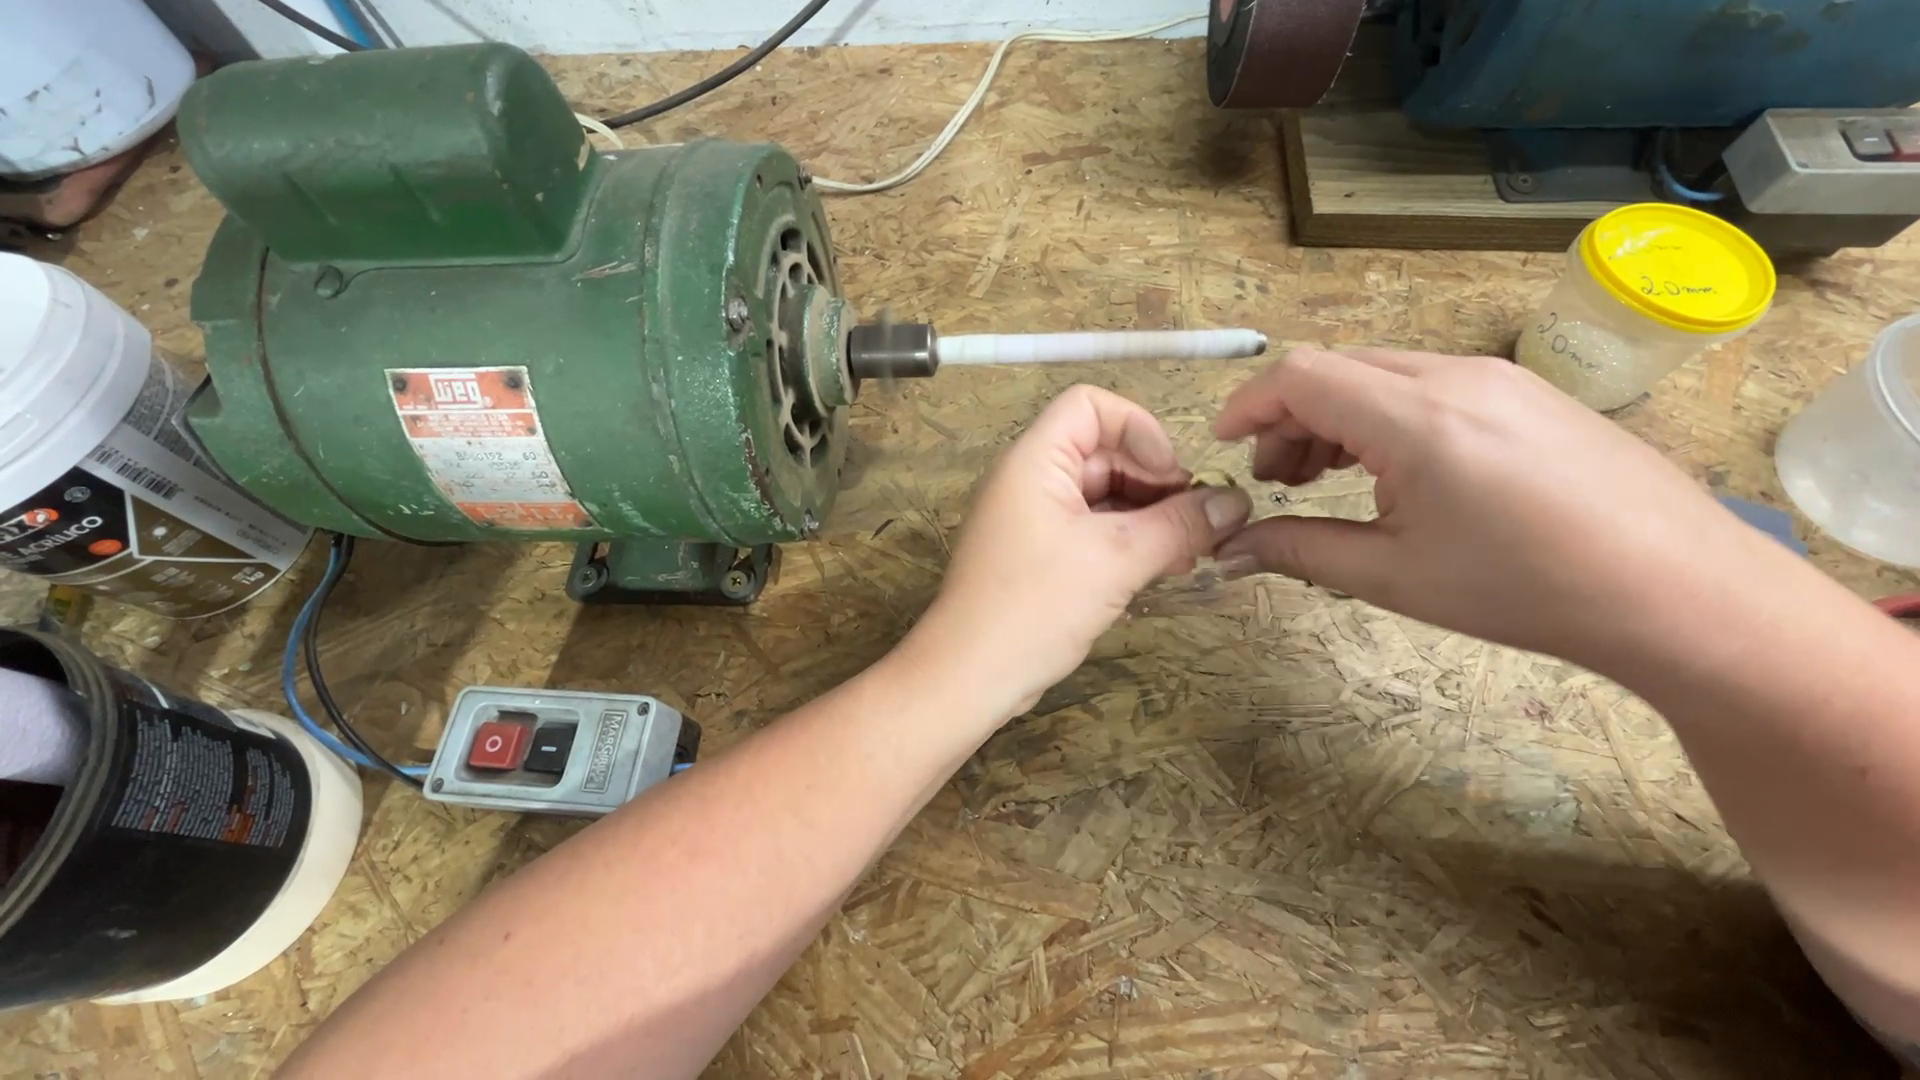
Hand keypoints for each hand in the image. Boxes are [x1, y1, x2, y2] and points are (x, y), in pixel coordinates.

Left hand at [903, 385, 1251, 717]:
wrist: (969, 675)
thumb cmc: (1035, 606)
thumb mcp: (1116, 560)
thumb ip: (1179, 525)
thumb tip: (1236, 502)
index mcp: (1036, 460)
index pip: (1092, 406)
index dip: (1140, 429)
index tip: (1173, 477)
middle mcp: (1031, 479)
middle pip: (1105, 453)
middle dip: (1156, 482)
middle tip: (1198, 526)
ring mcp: (1033, 519)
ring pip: (1103, 496)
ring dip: (1149, 518)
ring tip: (1187, 556)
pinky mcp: (1039, 555)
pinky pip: (1091, 530)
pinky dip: (1127, 543)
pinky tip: (1160, 570)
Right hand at [1214, 347, 1777, 667]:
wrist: (1681, 593)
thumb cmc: (1525, 591)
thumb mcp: (1394, 576)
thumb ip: (1298, 550)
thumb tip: (1229, 549)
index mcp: (1417, 419)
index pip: (1301, 377)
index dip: (1249, 406)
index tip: (1225, 449)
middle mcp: (1454, 377)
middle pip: (1336, 368)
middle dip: (1288, 418)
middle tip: (1278, 483)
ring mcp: (1498, 378)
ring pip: (1380, 373)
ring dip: (1333, 416)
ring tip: (1325, 479)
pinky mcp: (1526, 392)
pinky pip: (1426, 384)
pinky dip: (1381, 416)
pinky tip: (1392, 472)